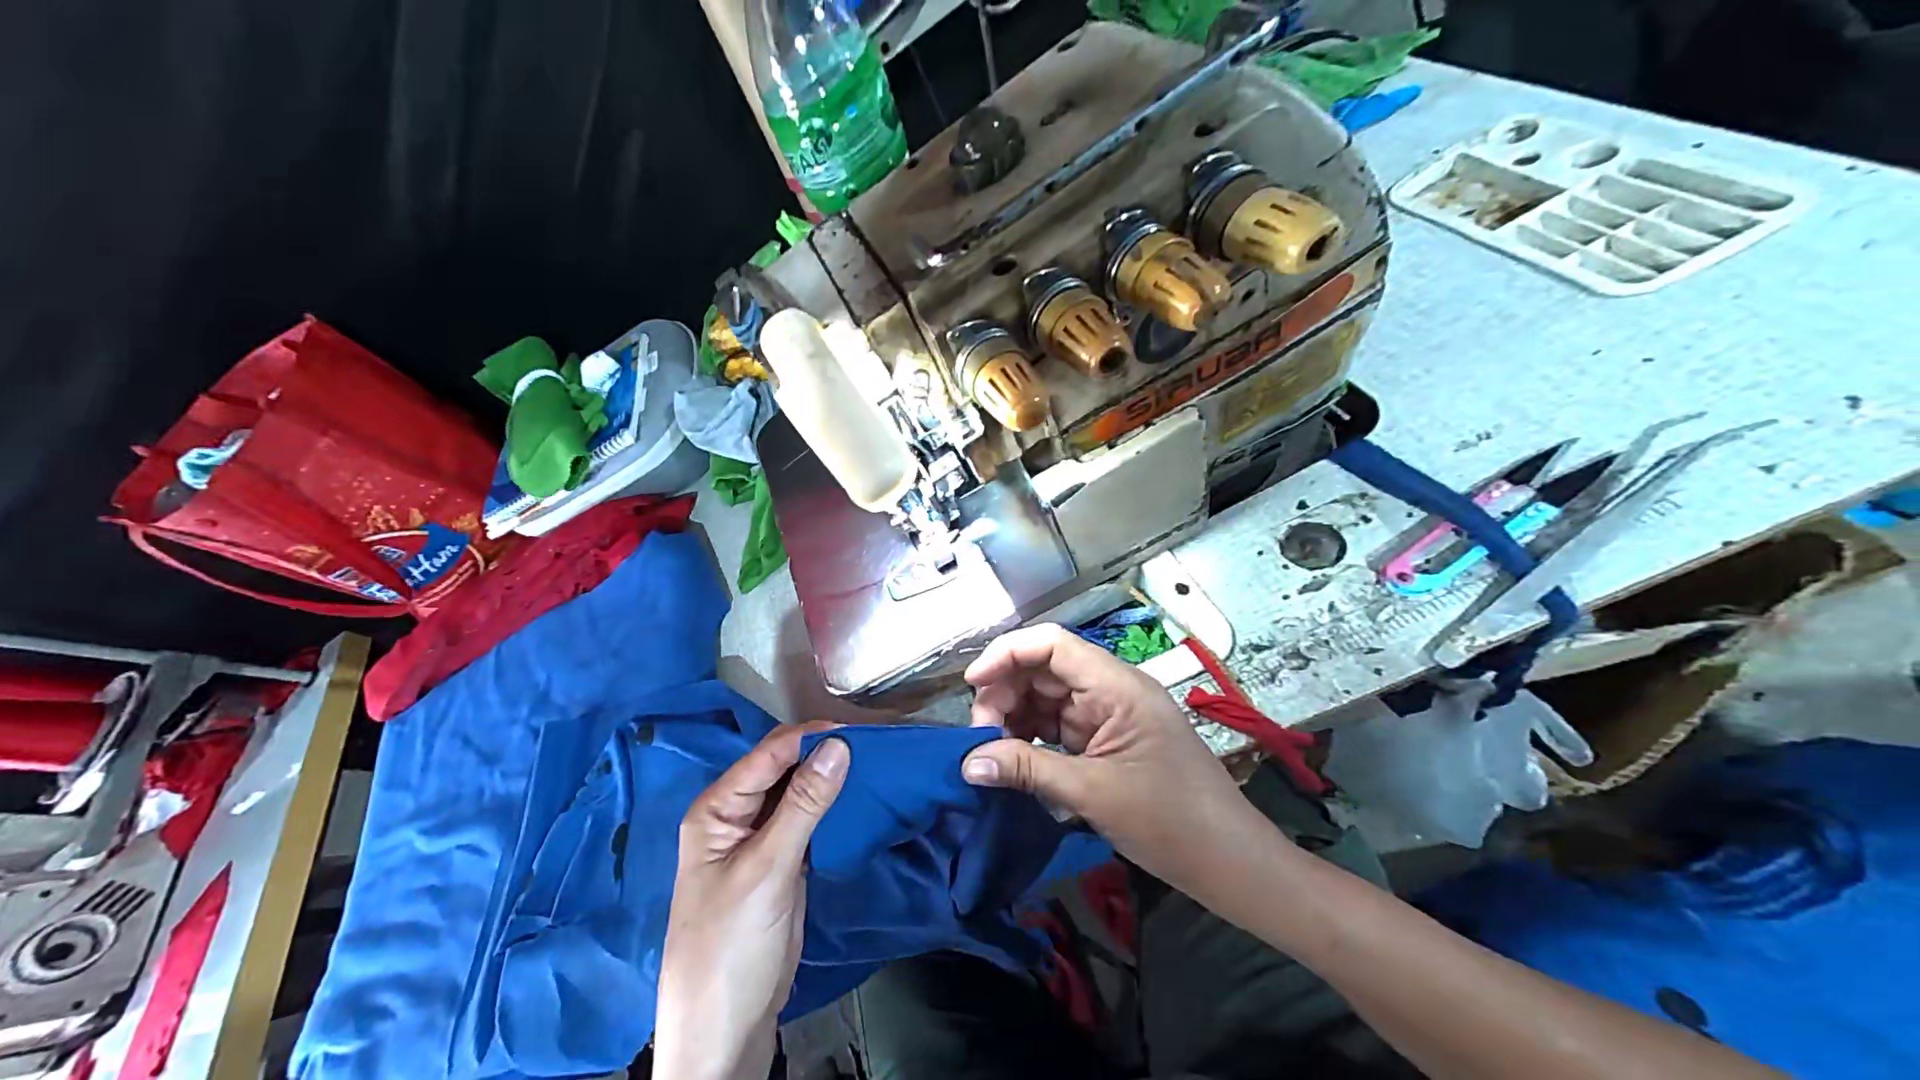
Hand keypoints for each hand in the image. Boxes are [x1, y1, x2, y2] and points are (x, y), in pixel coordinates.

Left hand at [654, 723, 850, 1079]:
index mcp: (717, 808)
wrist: (726, 1027)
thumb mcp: (768, 870)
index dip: (812, 737)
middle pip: (784, 768)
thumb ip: (804, 805)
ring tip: (876, 762)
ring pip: (799, 792)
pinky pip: (808, 820)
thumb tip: (840, 745)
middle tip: (875, 744)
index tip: (862, 730)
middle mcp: (737, 815)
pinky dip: (833, 807)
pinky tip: (861, 796)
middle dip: (824, 753)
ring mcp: (760, 838)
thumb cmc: (731, 944)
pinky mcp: (782, 861)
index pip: (769, 754)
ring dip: (831, 778)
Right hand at [961, 624, 1286, 905]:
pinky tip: (1012, 759)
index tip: (972, 686)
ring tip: (991, 750)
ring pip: (1047, 699)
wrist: (1229, 862)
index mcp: (1117, 685)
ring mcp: (1109, 716)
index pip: (1053, 644)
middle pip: (1045, 670)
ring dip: (1015, 718)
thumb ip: (1027, 769)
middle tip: (979, 735)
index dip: (1007, 654)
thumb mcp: (1092, 792)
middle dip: (1005, 693)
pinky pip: (1058, 727)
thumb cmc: (1170, 820)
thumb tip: (967, 763)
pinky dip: (1031, 739)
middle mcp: (1111, 690)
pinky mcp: (1106, 742)